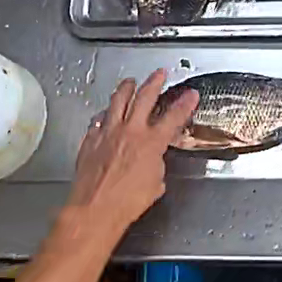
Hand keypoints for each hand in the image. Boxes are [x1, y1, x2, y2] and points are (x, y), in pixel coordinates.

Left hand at [63, 69, 198, 232]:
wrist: (96, 207)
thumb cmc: (127, 202)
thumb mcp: (155, 184)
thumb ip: (157, 164)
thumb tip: (153, 160)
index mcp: (151, 142)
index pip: (173, 117)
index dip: (185, 104)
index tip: (191, 94)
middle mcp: (130, 131)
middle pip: (144, 97)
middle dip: (154, 82)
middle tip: (159, 73)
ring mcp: (108, 133)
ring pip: (117, 101)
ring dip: (125, 88)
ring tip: (129, 81)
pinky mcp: (91, 140)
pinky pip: (98, 120)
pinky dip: (105, 114)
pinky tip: (105, 113)